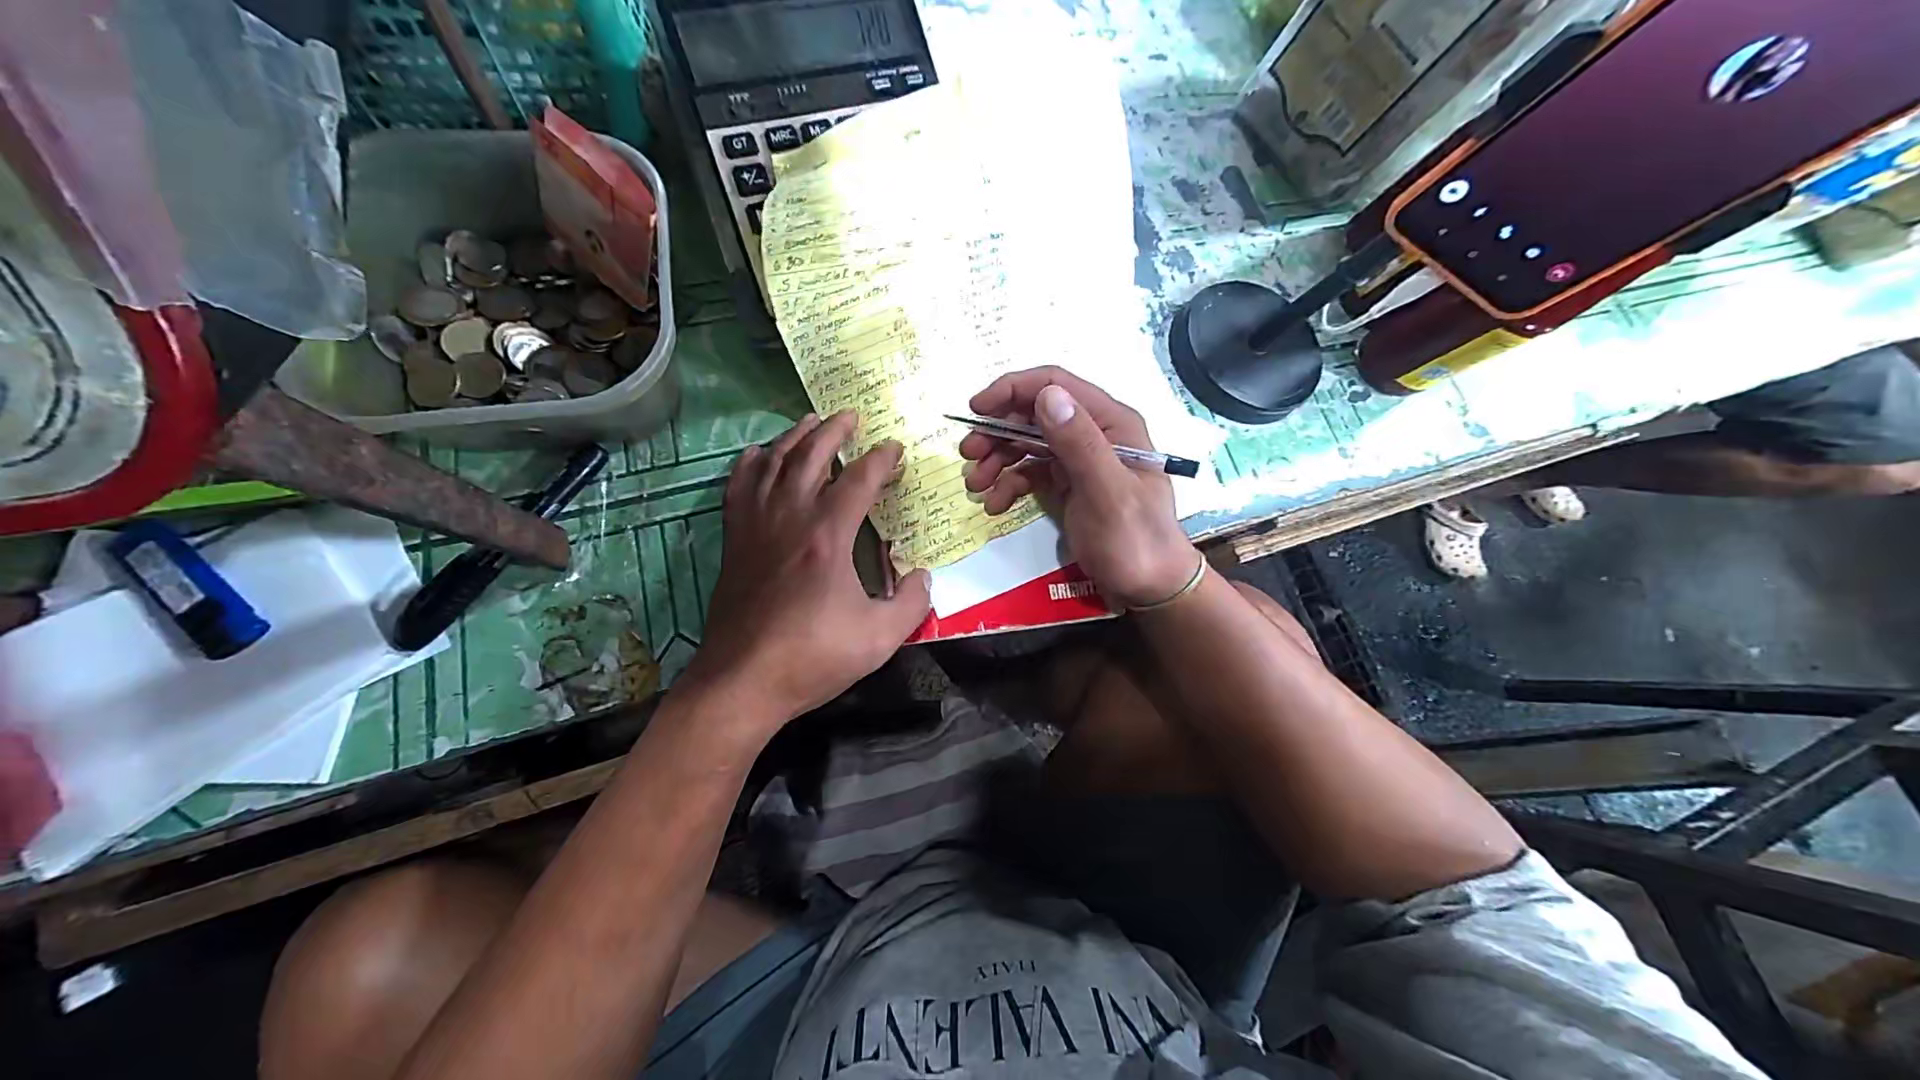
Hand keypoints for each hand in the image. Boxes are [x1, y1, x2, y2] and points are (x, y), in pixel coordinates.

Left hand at [684, 411, 931, 728]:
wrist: (743, 681)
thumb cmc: (813, 658)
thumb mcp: (880, 637)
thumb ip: (912, 602)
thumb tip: (922, 577)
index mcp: (828, 535)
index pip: (859, 480)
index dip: (881, 459)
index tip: (895, 449)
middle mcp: (789, 517)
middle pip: (811, 455)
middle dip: (834, 430)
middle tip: (851, 417)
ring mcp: (756, 526)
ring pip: (773, 463)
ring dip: (794, 437)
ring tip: (809, 422)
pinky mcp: (734, 541)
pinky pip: (738, 488)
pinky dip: (750, 464)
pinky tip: (757, 455)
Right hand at [960, 367, 1197, 608]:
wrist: (1151, 588)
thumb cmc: (1135, 541)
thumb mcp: (1107, 493)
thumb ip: (1079, 444)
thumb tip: (1045, 395)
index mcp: (1111, 423)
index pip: (1055, 386)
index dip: (1013, 390)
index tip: (976, 409)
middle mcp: (1094, 434)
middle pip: (1035, 415)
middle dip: (998, 431)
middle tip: (969, 455)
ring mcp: (1081, 460)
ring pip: (1028, 444)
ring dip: (998, 459)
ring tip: (975, 485)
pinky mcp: (1070, 485)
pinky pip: (1032, 473)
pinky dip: (1010, 485)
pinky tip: (995, 505)